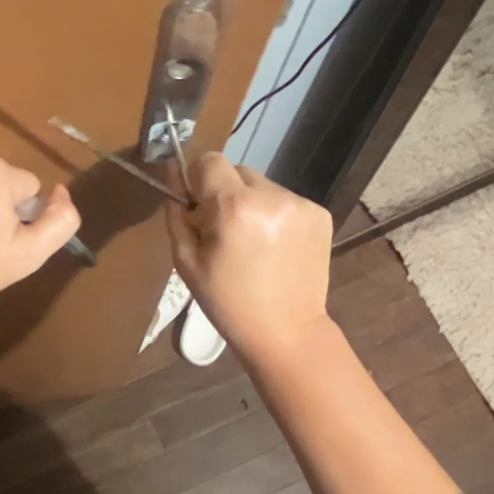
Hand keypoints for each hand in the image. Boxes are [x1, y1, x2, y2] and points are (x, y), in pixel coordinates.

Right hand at [166, 152, 332, 359]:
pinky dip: (274, 215)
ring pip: (262, 186)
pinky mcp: (320, 214)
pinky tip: (274, 246)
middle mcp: (271, 196)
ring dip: (250, 203)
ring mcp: (300, 204)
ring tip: (251, 242)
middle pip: (237, 171)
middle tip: (222, 229)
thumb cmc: (227, 303)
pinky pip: (285, 201)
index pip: (209, 160)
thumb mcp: (186, 262)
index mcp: (234, 207)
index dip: (196, 177)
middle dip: (224, 193)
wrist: (286, 332)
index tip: (194, 202)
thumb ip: (176, 214)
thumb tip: (173, 176)